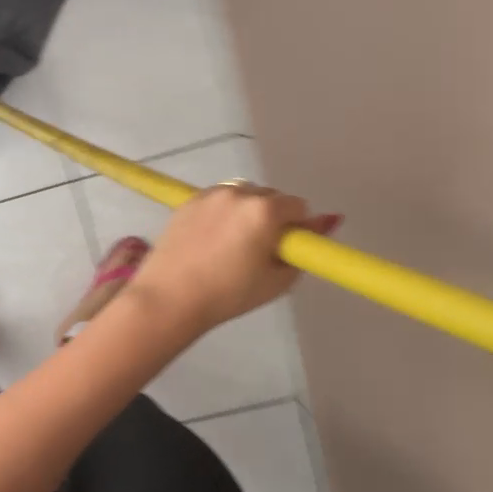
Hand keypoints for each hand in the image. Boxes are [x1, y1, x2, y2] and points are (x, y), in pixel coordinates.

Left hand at [129, 182, 341, 332]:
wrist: (168, 298)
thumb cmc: (227, 295)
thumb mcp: (276, 281)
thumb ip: (303, 251)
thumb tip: (324, 225)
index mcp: (265, 210)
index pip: (298, 207)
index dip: (296, 229)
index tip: (284, 250)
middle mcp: (239, 192)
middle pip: (269, 197)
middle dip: (270, 218)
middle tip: (256, 251)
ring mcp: (209, 195)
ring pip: (241, 195)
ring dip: (245, 212)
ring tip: (230, 246)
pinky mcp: (187, 202)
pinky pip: (216, 200)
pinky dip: (221, 213)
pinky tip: (210, 241)